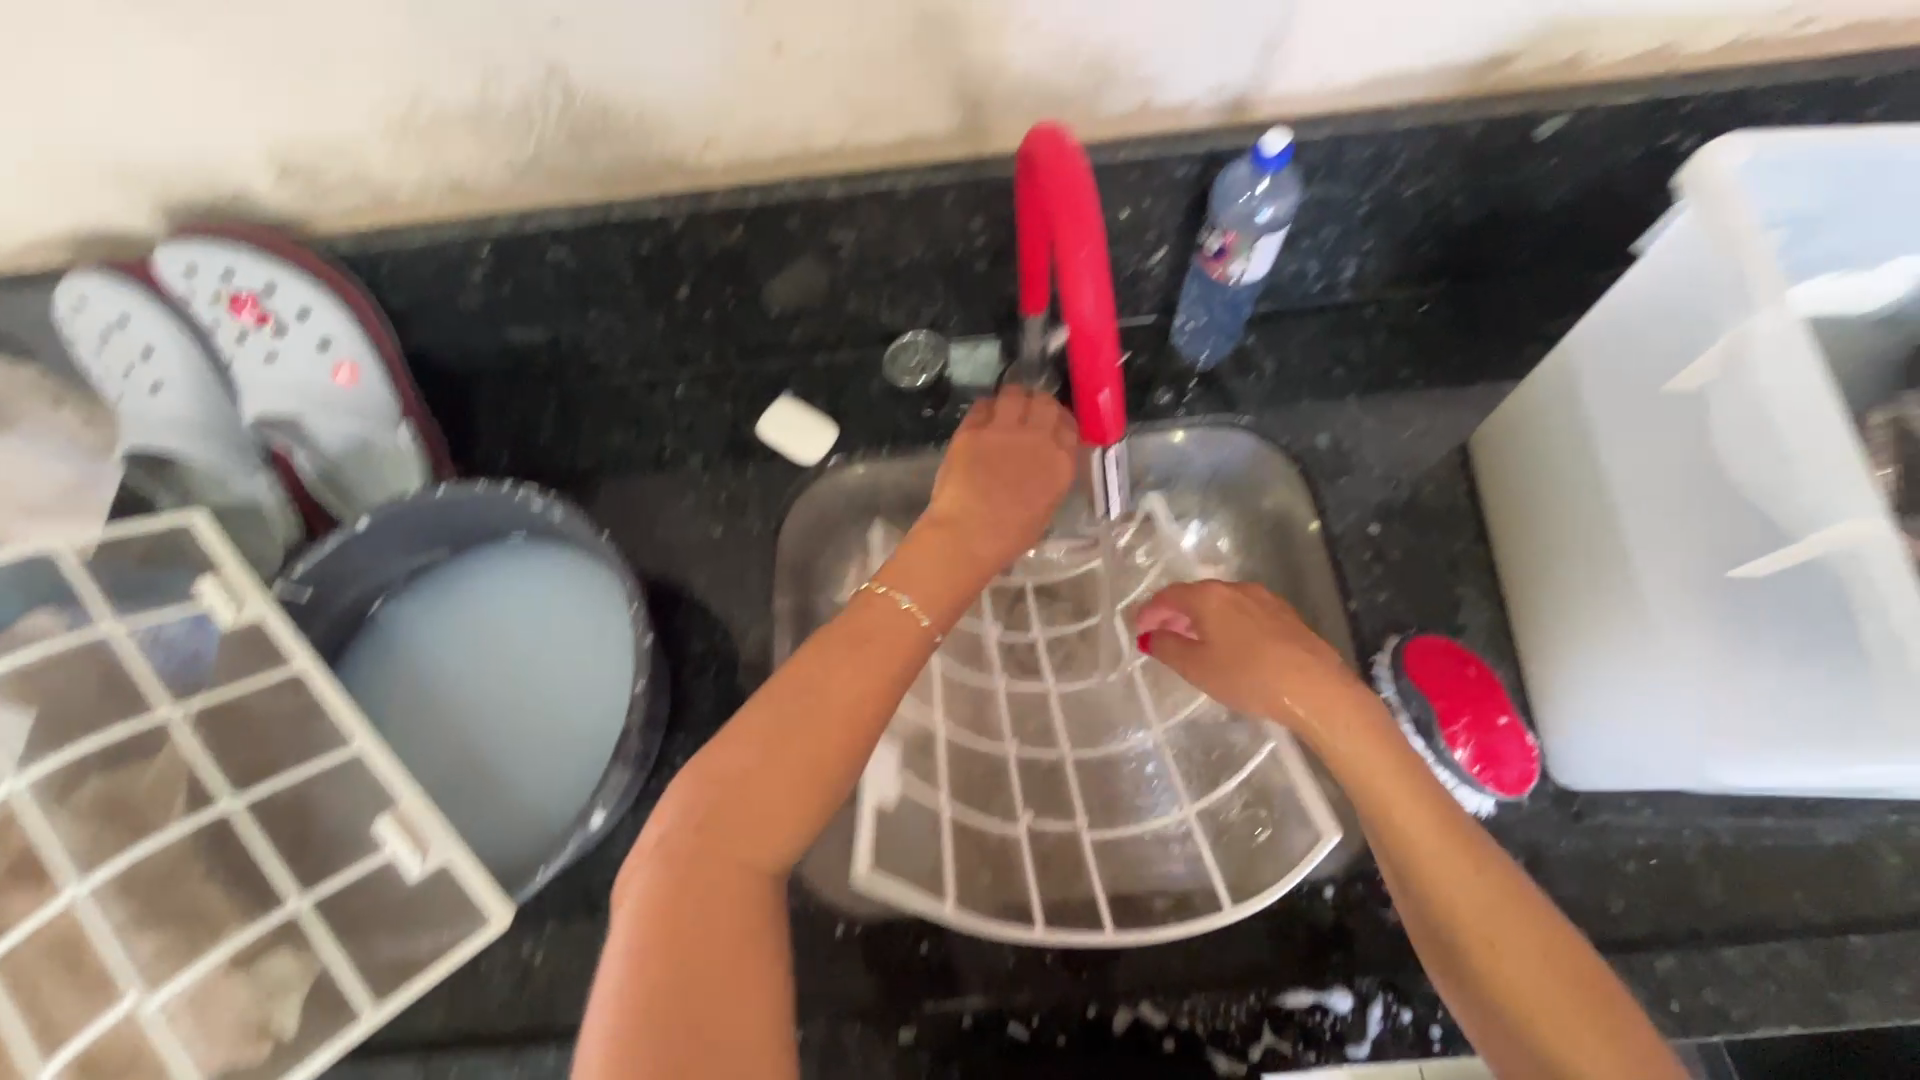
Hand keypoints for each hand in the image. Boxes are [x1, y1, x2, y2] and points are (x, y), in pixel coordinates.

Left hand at [917, 386, 1078, 578]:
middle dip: (1038, 404)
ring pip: (1014, 393)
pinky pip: (982, 405)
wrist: (968, 535)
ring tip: (1005, 410)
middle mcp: (1037, 438)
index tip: (1050, 426)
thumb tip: (1042, 462)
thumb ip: (1050, 476)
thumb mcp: (1046, 507)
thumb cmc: (1009, 535)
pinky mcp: (972, 429)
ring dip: (1013, 399)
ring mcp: (1003, 430)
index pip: (1069, 424)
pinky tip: (982, 420)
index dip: (1059, 421)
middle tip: (1027, 413)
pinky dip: (986, 409)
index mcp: (1060, 462)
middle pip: (1044, 402)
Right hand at [1135, 581, 1385, 744]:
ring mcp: (1264, 599)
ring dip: (1201, 617)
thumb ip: (1167, 647)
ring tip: (1192, 641)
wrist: (1315, 688)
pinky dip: (1225, 622)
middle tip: (1160, 635)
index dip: (1149, 612)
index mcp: (1208, 596)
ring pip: (1222, 602)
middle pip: (1195, 595)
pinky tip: (1228, 644)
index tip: (1138, 630)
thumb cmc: (1247, 676)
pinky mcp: (1286, 615)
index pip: (1168, 595)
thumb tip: (1149, 636)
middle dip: (1174, 613)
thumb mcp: (1197, 667)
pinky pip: (1243, 612)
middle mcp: (1235, 589)